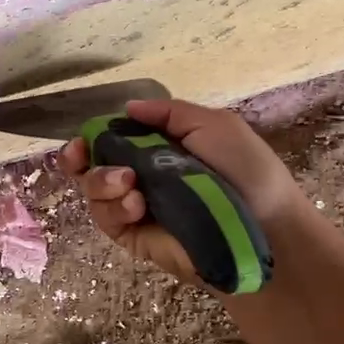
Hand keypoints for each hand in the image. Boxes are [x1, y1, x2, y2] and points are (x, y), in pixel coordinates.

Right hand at [57, 98, 304, 286]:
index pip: (110, 139)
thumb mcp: (215, 126)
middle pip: (89, 164)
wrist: (266, 230)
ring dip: (101, 181)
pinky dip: (114, 207)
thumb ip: (169, 113)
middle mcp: (138, 176)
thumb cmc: (248, 173)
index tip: (84, 136)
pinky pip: (104, 217)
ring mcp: (132, 207)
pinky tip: (137, 206)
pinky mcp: (130, 235)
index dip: (91, 136)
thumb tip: (126, 108)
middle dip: (78, 158)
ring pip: (92, 189)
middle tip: (80, 155)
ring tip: (129, 184)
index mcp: (155, 149)